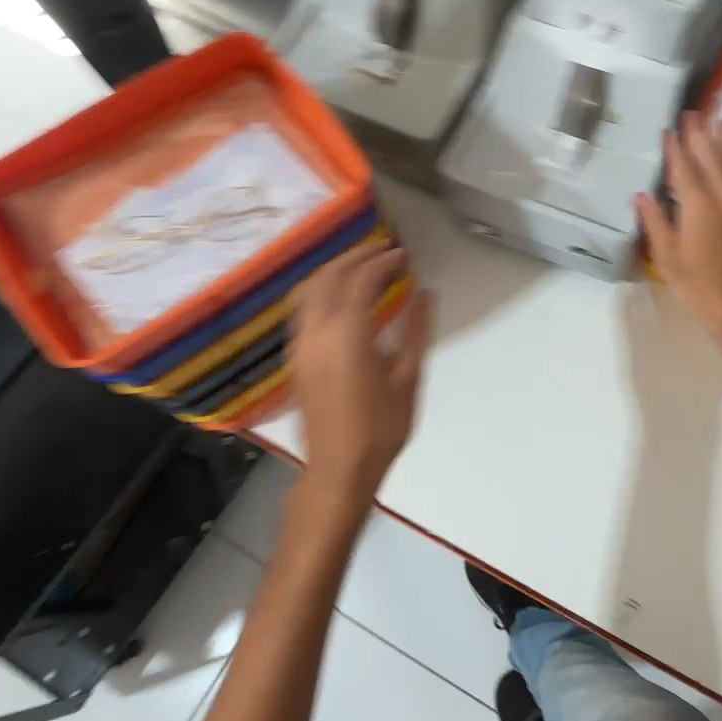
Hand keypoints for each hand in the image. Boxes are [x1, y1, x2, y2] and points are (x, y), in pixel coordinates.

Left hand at [289, 240, 431, 498]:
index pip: (360, 281)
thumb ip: (416, 330)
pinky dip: (320, 291)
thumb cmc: (381, 427)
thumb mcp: (408, 376)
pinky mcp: (296, 359)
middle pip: (328, 277)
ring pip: (308, 291)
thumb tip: (425, 294)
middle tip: (383, 250)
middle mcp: (316, 333)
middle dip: (355, 258)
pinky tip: (340, 297)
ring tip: (360, 266)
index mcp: (346, 335)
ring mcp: (300, 346)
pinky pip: (302, 310)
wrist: (340, 469)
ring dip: (334, 271)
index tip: (403, 255)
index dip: (382, 262)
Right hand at [636, 113, 721, 348]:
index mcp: (698, 206)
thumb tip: (642, 195)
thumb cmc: (699, 287)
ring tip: (721, 121)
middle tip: (694, 113)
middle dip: (701, 135)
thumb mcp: (668, 258)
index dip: (675, 147)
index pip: (683, 168)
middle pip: (711, 158)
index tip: (669, 128)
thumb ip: (655, 223)